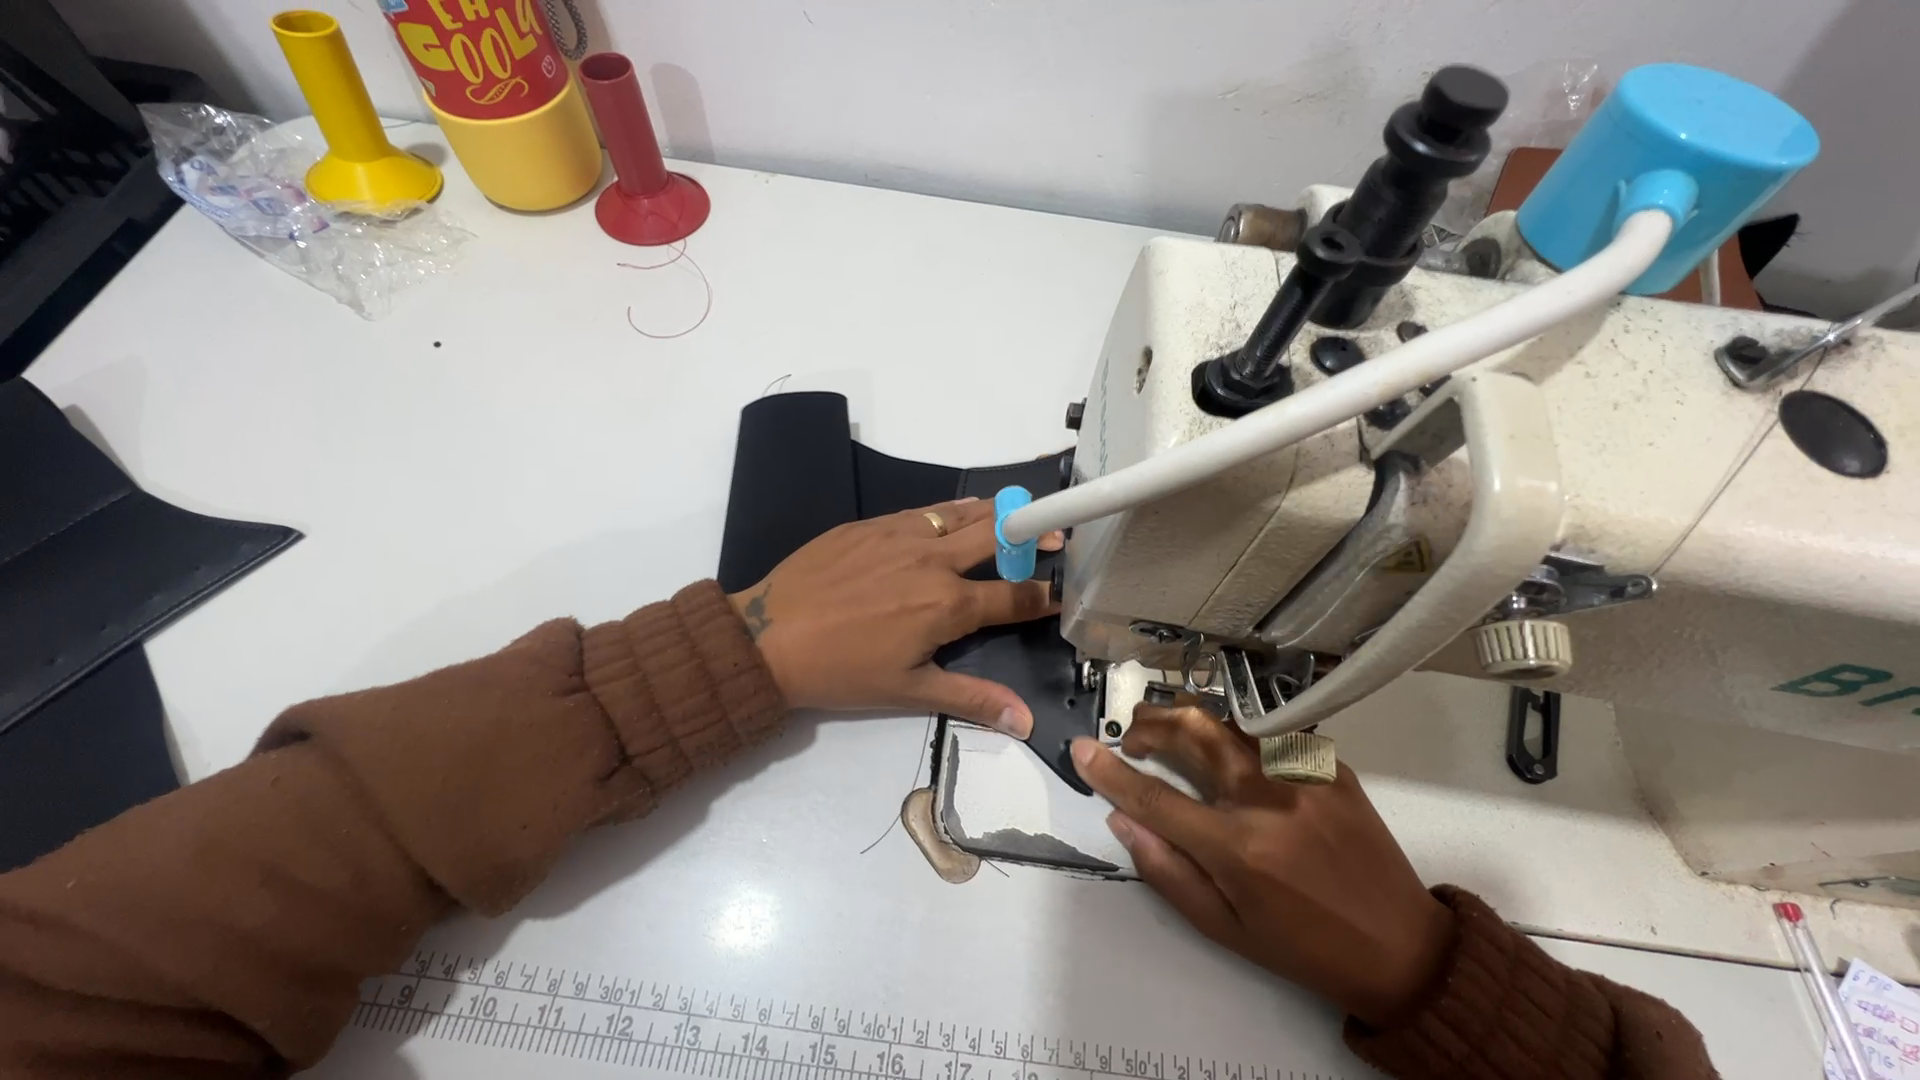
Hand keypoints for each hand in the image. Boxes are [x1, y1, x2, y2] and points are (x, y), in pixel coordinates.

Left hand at [730, 499, 1060, 736]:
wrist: (768, 637)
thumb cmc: (841, 671)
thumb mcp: (909, 691)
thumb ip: (973, 698)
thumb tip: (1026, 720)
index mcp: (948, 604)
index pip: (1014, 596)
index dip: (1045, 595)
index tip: (1064, 592)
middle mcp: (934, 560)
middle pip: (997, 537)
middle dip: (1033, 535)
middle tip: (1055, 536)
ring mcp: (901, 535)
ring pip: (962, 513)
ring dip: (996, 515)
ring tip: (1017, 515)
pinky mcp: (871, 524)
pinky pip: (923, 510)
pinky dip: (951, 512)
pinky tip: (954, 517)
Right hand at [1070, 707, 1453, 1027]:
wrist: (1400, 945)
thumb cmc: (1301, 946)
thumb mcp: (1223, 927)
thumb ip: (1166, 871)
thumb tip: (1122, 819)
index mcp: (1237, 848)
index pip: (1155, 798)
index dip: (1110, 772)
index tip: (1082, 749)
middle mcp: (1268, 799)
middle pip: (1193, 732)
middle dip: (1151, 723)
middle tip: (1134, 734)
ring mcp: (1305, 775)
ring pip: (1231, 720)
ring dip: (1190, 717)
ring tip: (1171, 729)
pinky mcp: (1331, 766)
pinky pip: (1271, 734)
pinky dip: (1237, 734)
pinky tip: (1228, 747)